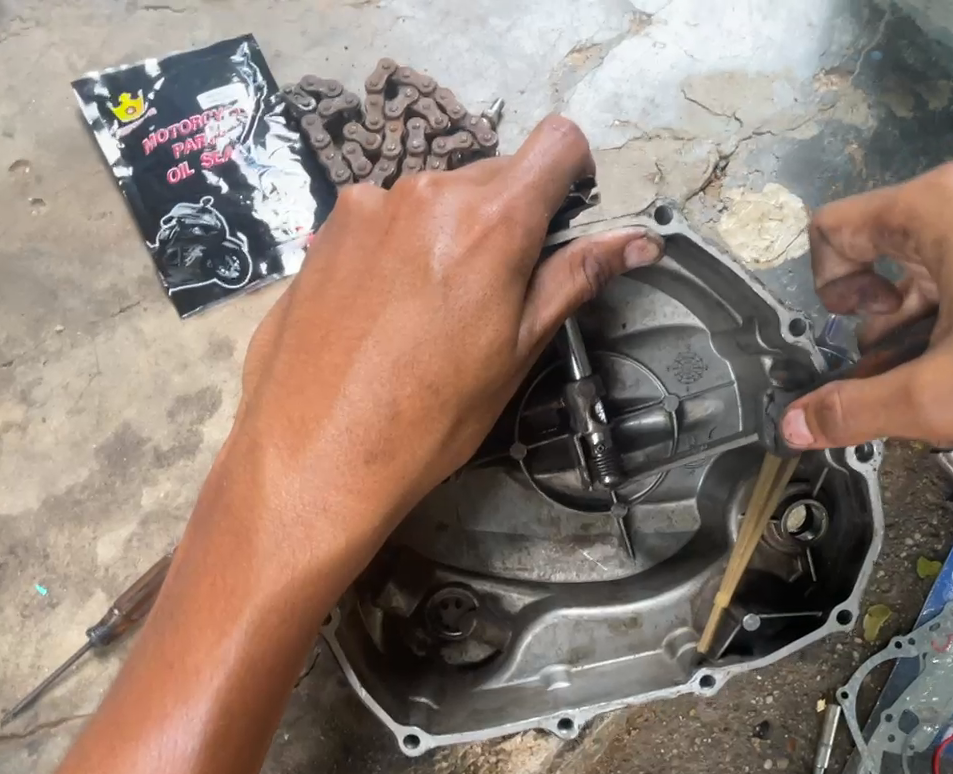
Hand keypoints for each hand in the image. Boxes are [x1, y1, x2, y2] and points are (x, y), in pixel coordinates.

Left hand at [230, 116, 660, 539]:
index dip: (574, 178)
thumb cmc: (433, 415)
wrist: (315, 452)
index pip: (558, 144)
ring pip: (438, 200)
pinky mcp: (327, 229)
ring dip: (452, 237)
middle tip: (495, 298)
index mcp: (491, 221)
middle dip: (509, 222)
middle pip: (494, 176)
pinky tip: (385, 311)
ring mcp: (369, 205)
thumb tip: (637, 241)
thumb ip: (575, 280)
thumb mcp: (518, 351)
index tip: (563, 226)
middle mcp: (428, 191)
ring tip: (431, 314)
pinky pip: (387, 219)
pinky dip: (402, 248)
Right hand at [782, 162, 952, 450]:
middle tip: (908, 395)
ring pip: (927, 296)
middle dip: (876, 339)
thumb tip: (788, 426)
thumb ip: (856, 411)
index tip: (850, 345)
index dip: (822, 292)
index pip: (832, 231)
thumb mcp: (949, 396)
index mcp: (936, 211)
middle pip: (877, 269)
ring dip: (921, 354)